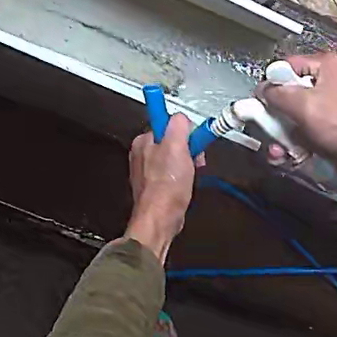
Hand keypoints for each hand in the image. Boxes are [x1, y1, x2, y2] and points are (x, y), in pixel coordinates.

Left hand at [124, 113, 200, 261]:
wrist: (160, 219)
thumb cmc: (165, 188)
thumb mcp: (177, 147)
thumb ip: (179, 126)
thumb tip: (181, 118)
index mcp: (144, 141)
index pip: (167, 123)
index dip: (184, 131)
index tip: (193, 139)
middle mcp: (143, 154)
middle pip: (173, 140)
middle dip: (188, 149)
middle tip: (194, 159)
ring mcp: (149, 171)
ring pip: (175, 158)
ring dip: (187, 164)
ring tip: (189, 174)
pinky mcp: (157, 185)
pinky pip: (174, 173)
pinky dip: (183, 177)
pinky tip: (185, 184)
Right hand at [257, 53, 336, 201]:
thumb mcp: (303, 105)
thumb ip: (277, 94)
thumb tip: (262, 90)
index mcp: (324, 66)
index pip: (283, 68)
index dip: (270, 86)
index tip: (261, 104)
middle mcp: (327, 82)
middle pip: (286, 94)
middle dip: (275, 117)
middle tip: (271, 129)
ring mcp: (329, 105)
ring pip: (293, 116)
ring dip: (283, 134)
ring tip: (282, 148)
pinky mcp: (330, 125)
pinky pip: (304, 130)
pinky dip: (296, 142)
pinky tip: (293, 153)